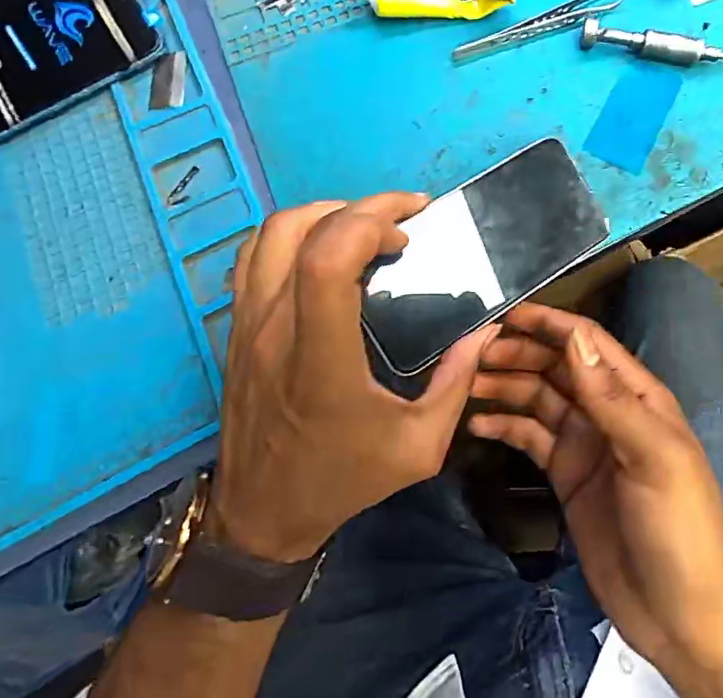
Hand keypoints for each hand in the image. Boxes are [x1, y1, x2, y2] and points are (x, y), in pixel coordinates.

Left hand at [212, 193, 495, 562]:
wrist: (261, 515)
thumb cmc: (343, 479)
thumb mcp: (420, 446)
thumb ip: (458, 383)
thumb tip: (485, 328)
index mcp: (321, 360)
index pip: (326, 262)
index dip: (368, 225)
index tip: (407, 236)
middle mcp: (276, 330)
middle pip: (302, 231)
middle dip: (362, 207)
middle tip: (405, 215)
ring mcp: (248, 324)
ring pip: (272, 233)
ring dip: (325, 213)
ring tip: (366, 225)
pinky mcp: (236, 326)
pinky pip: (253, 254)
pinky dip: (292, 233)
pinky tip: (326, 247)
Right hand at [467, 304, 722, 689]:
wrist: (679, 615)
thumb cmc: (678, 527)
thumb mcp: (652, 457)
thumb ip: (612, 398)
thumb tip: (576, 337)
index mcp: (637, 397)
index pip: (588, 344)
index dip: (550, 324)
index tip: (507, 314)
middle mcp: (608, 411)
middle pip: (558, 367)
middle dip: (519, 353)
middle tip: (474, 351)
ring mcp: (585, 443)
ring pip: (539, 399)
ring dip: (506, 386)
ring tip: (466, 383)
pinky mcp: (567, 475)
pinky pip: (531, 438)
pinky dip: (506, 427)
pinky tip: (477, 424)